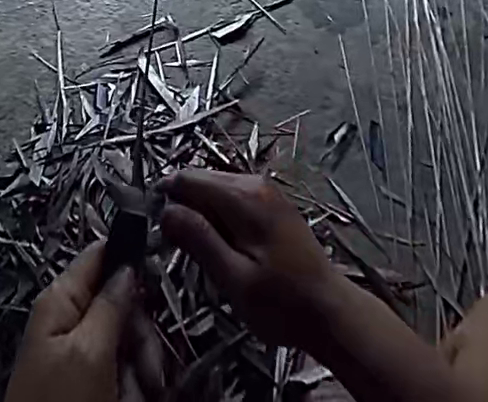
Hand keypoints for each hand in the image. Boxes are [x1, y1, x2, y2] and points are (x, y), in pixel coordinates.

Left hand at [4, 241, 140, 401]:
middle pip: (121, 303)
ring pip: (128, 342)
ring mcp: (79, 355)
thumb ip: (111, 302)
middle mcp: (69, 321)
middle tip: (146, 367)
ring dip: (139, 369)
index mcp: (61, 300)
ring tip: (133, 396)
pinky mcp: (88, 386)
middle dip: (141, 334)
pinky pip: (122, 374)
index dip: (130, 260)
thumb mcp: (89, 351)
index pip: (100, 254)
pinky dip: (130, 390)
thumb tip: (127, 263)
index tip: (155, 281)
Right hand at [156, 170, 343, 351]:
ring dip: (202, 212)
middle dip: (185, 207)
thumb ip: (199, 239)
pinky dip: (219, 215)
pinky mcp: (270, 201)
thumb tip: (166, 210)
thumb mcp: (233, 277)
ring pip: (215, 187)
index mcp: (243, 196)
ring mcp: (265, 189)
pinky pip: (232, 196)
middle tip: (183, 249)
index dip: (167, 198)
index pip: (188, 178)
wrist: (329, 310)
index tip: (158, 227)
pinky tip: (226, 246)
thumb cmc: (281, 302)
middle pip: (201, 179)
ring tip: (206, 253)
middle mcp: (253, 182)